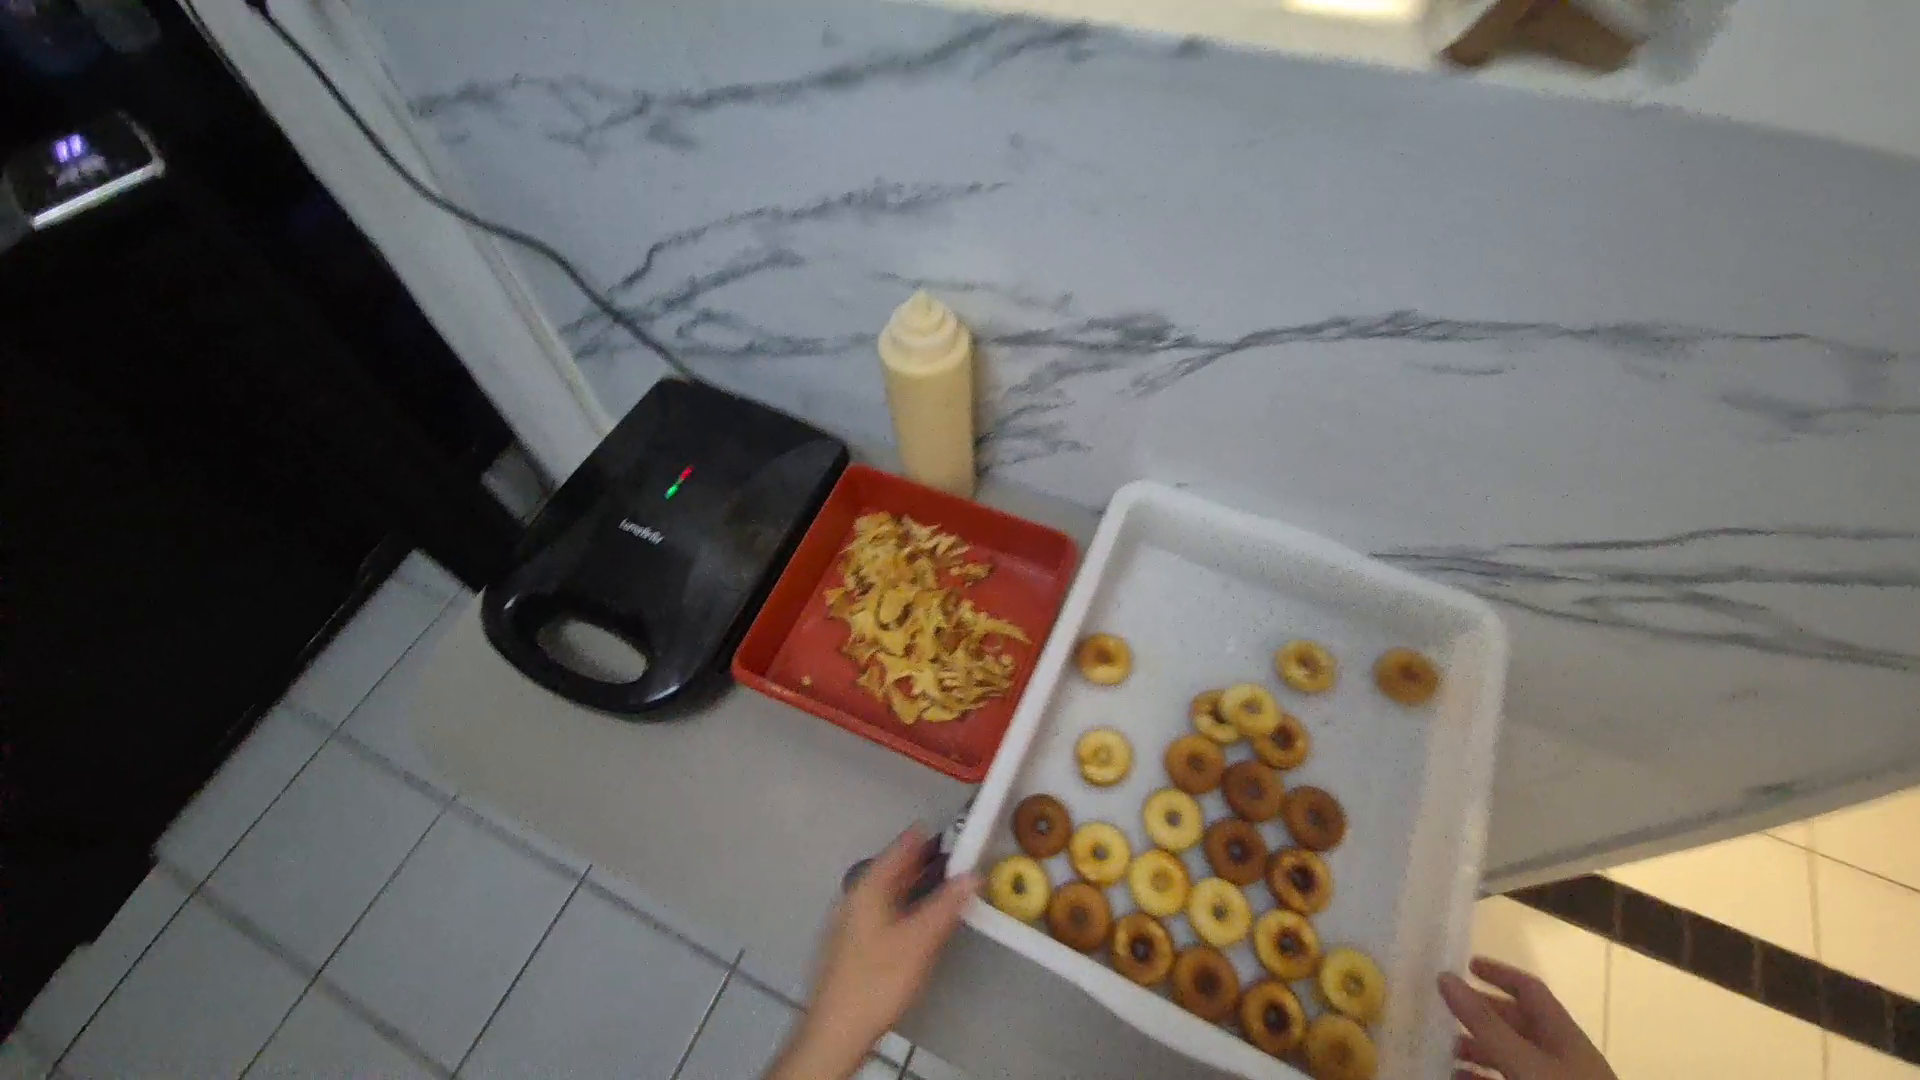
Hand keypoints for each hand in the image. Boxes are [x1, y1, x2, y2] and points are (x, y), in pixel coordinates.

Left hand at [768, 827, 976, 1079]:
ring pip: (888, 891)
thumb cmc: (878, 979)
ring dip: (915, 883)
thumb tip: (973, 874)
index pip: (900, 848)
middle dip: (923, 861)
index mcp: (868, 887)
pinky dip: (905, 903)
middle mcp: (856, 896)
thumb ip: (948, 905)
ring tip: (943, 882)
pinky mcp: (853, 944)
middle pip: (893, 868)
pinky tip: (920, 917)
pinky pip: (883, 909)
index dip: (926, 836)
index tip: (951, 829)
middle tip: (954, 855)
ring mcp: (851, 920)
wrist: (837, 1030)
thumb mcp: (920, 940)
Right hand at [1439, 957, 1616, 1079]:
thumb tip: (1445, 976)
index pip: (1530, 991)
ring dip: (1476, 1051)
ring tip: (1445, 1053)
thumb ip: (1484, 1022)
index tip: (1465, 965)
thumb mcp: (1523, 1063)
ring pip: (1510, 1057)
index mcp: (1563, 1036)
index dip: (1499, 973)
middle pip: (1516, 1023)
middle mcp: (1561, 1058)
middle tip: (1444, 1011)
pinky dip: (1482, 1079)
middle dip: (1479, 1015)